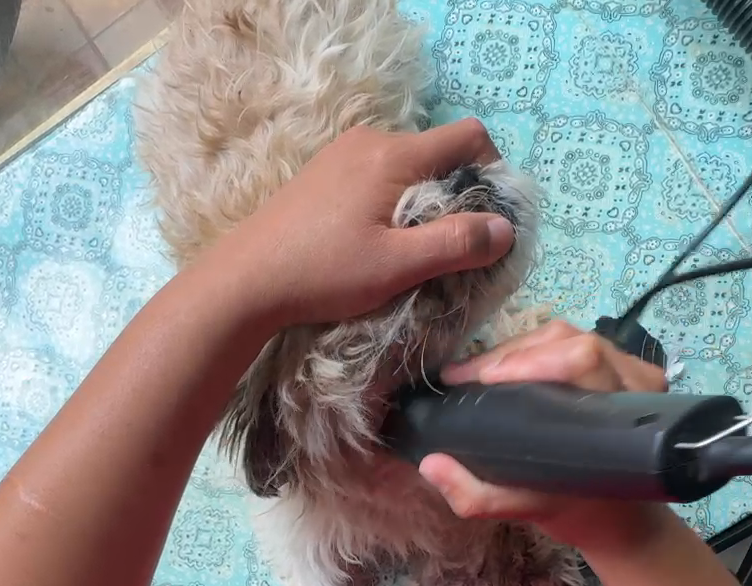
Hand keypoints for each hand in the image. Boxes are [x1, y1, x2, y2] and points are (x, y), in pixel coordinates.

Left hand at [201, 119, 516, 330]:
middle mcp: (369, 140)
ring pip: (405, 168)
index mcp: (394, 154)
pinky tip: (373, 243)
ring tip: (410, 252)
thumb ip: (454, 244)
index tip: (488, 220)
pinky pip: (374, 179)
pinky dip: (389, 204)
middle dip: (455, 195)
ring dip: (421, 203)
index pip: (469, 138)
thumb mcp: (395, 266)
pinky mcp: (321, 176)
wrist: (246, 281)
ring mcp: (340, 155)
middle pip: (437, 153)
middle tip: (450, 247)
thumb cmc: (322, 273)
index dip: (492, 174)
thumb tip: (505, 228)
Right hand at [417, 320, 676, 553]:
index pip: (580, 359)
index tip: (480, 380)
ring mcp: (626, 367)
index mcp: (620, 415)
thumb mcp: (524, 509)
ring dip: (515, 348)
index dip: (525, 361)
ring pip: (564, 333)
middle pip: (565, 339)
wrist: (614, 514)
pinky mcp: (614, 362)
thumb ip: (476, 495)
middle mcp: (632, 382)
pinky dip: (529, 348)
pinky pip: (567, 339)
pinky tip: (502, 365)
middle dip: (507, 354)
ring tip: (478, 372)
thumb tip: (430, 464)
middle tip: (464, 377)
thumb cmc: (575, 510)